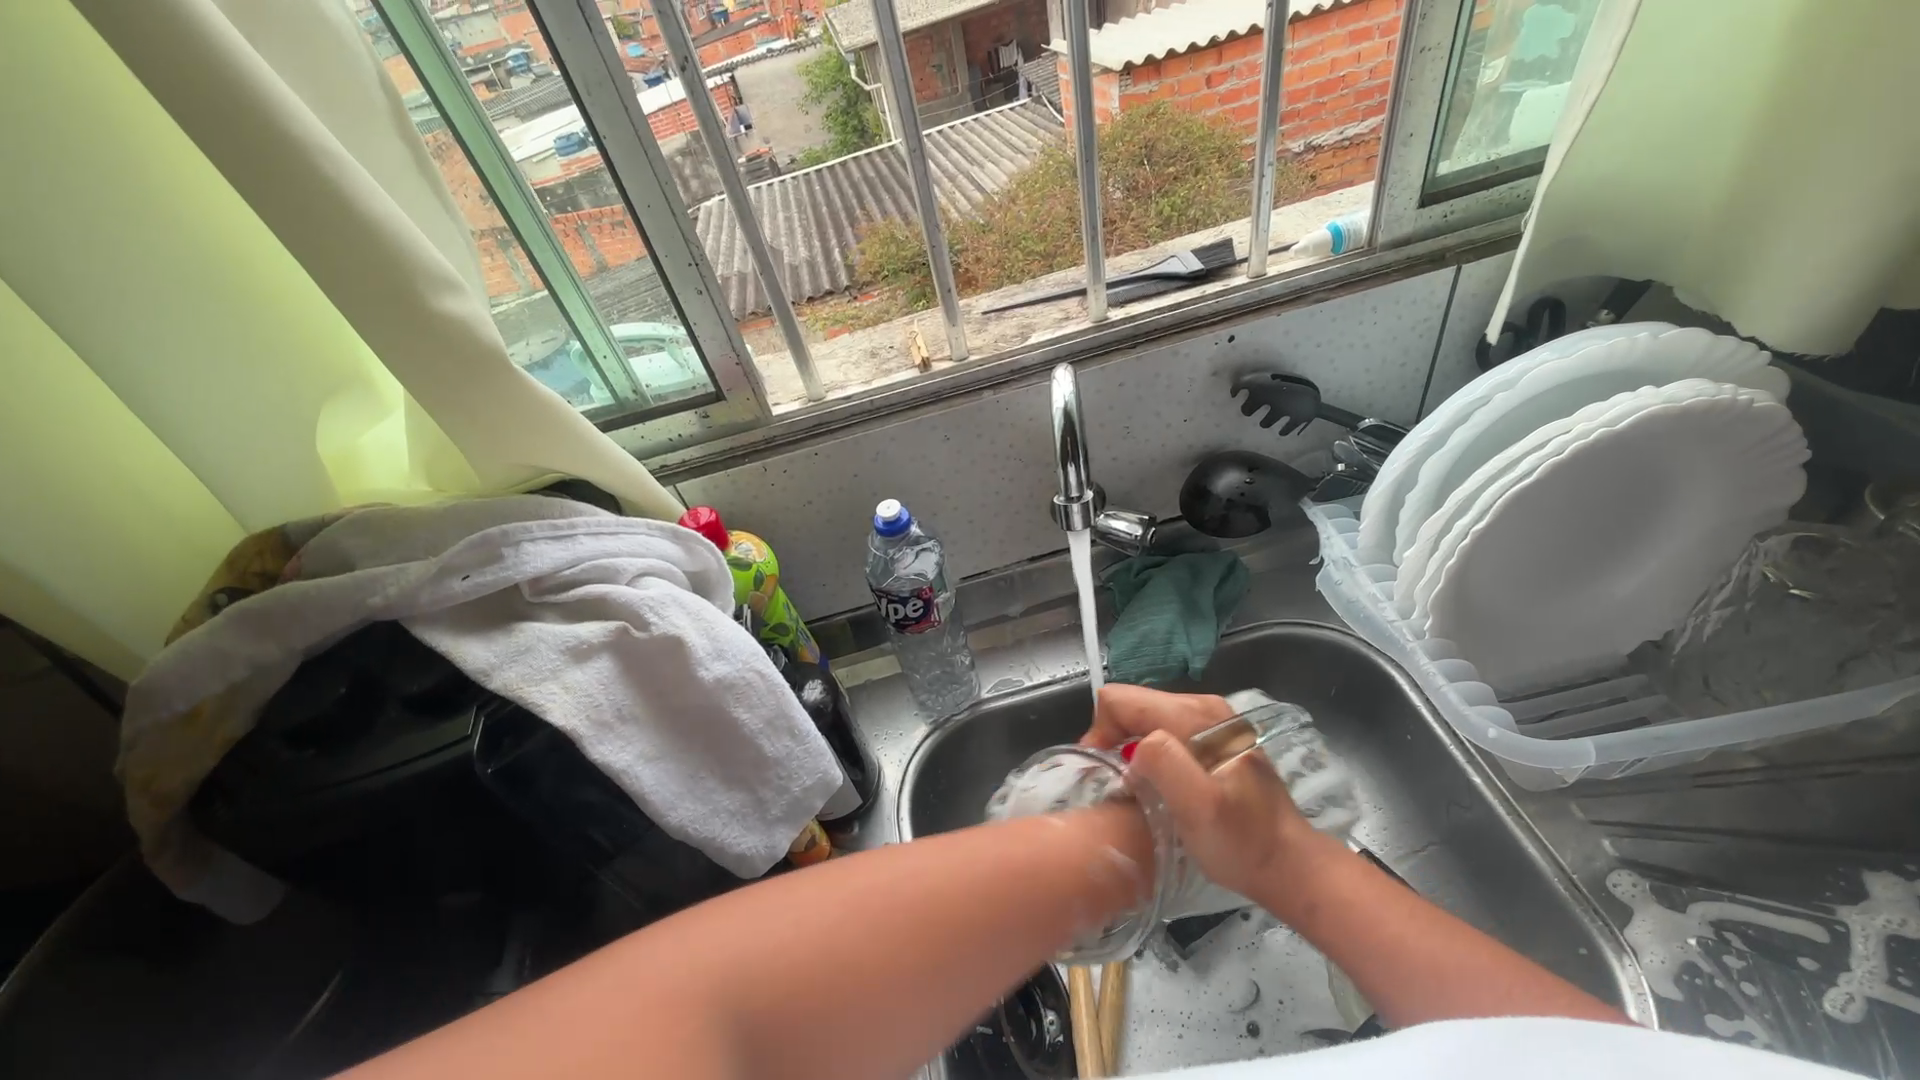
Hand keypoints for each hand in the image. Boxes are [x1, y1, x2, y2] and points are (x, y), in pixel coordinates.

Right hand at [1082, 685, 1328, 898]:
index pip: (1120, 700)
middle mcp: (1203, 706)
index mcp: (1194, 717)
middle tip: (1120, 785)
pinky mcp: (1216, 738)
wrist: (1289, 864)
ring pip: (1148, 717)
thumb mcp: (1198, 808)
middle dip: (1115, 738)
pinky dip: (1153, 752)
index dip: (1101, 731)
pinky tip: (1162, 784)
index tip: (1104, 772)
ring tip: (1139, 787)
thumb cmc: (1241, 842)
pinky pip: (1167, 730)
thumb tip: (1133, 748)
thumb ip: (1164, 764)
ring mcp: (1212, 720)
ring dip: (1132, 747)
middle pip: (1133, 704)